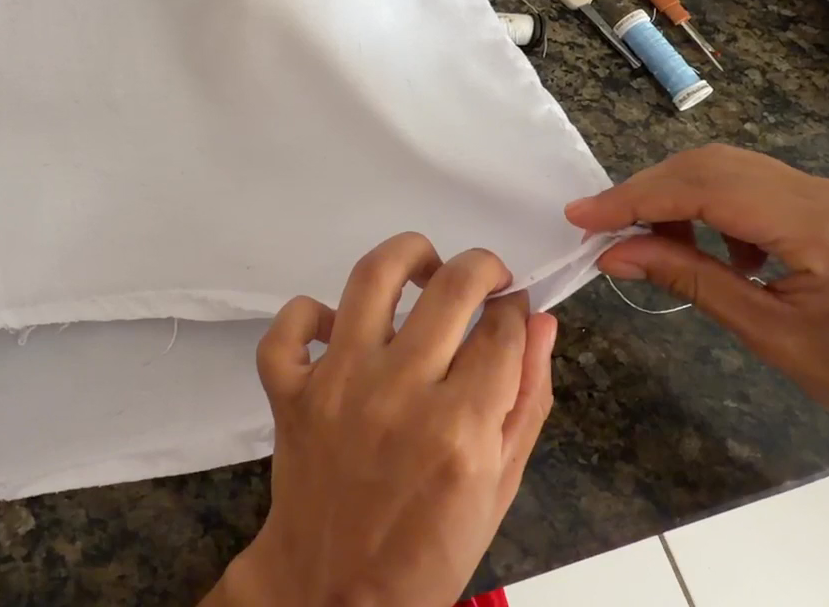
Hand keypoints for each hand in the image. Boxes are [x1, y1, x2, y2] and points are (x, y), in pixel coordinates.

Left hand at [206, 233, 557, 606]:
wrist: (334, 593)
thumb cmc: (430, 549)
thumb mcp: (499, 488)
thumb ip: (526, 401)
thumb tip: (540, 321)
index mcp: (461, 428)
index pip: (503, 330)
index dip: (516, 310)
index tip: (513, 309)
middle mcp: (399, 393)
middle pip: (451, 287)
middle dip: (482, 268)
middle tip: (485, 279)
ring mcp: (336, 385)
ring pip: (372, 277)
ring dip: (407, 255)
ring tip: (423, 269)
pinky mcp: (288, 390)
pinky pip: (291, 323)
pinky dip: (310, 312)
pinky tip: (339, 327)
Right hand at [565, 145, 828, 452]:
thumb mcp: (771, 335)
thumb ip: (691, 279)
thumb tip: (615, 252)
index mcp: (827, 226)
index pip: (708, 189)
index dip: (636, 197)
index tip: (581, 215)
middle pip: (716, 167)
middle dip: (649, 191)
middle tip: (600, 226)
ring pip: (733, 172)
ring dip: (679, 197)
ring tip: (646, 240)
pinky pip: (759, 188)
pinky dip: (715, 208)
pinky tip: (712, 249)